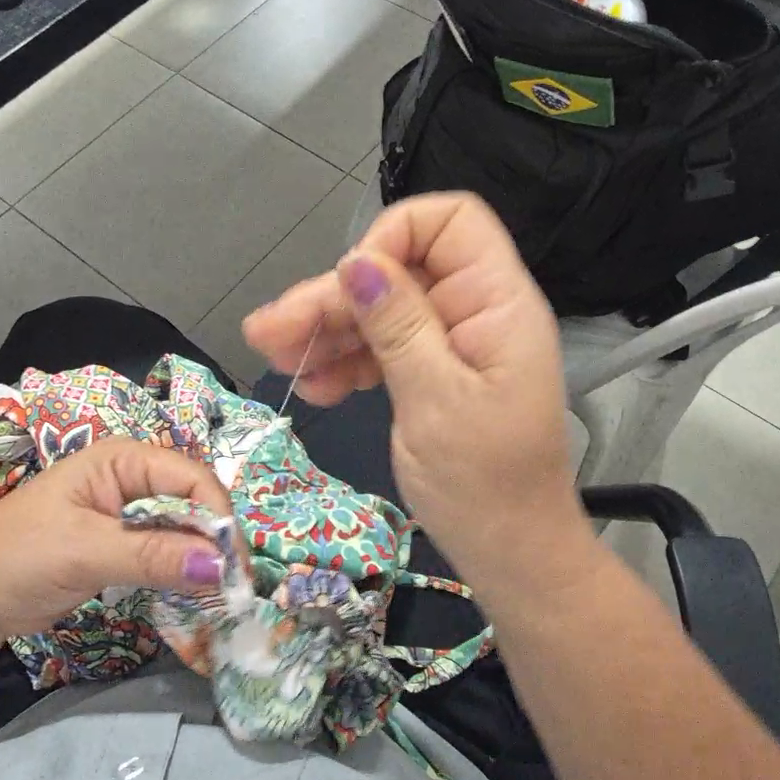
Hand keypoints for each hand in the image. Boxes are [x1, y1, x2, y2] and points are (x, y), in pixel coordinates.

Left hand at [0, 437, 233, 655]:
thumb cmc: (17, 557)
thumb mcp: (85, 551)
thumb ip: (153, 555)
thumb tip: (220, 567)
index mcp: (122, 459)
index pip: (191, 478)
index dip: (218, 519)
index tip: (235, 569)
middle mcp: (132, 479)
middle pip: (193, 502)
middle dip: (215, 541)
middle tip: (235, 591)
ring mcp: (127, 513)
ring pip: (184, 530)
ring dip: (202, 560)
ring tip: (223, 598)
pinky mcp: (123, 546)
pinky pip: (167, 553)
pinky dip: (183, 573)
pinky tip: (196, 596)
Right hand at [242, 192, 591, 581]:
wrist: (511, 557)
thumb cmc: (486, 486)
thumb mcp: (436, 403)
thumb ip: (398, 327)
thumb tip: (356, 261)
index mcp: (495, 303)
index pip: (451, 222)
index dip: (395, 235)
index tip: (350, 280)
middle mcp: (472, 310)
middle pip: (395, 271)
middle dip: (332, 297)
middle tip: (269, 332)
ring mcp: (449, 342)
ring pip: (377, 309)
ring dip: (325, 331)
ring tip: (274, 359)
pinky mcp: (428, 372)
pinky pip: (379, 348)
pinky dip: (343, 362)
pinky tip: (314, 388)